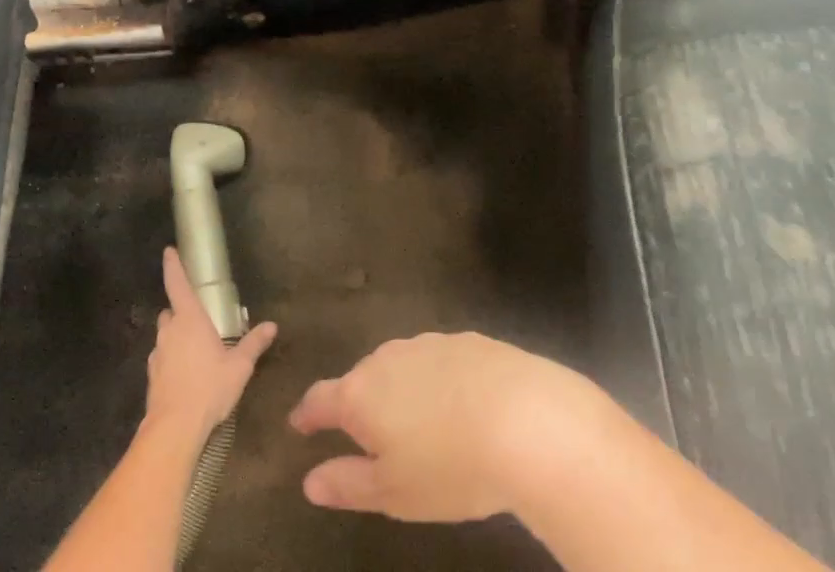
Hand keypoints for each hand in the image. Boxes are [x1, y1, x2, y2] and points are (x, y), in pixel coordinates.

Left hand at [146, 247, 277, 437]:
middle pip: (171, 311)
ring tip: (198, 350)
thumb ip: (254, 344)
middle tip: (202, 320)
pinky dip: (172, 357)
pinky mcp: (152, 374)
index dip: (173, 266)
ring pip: (166, 334)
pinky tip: (187, 373)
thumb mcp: (239, 366)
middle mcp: (169, 330)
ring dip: (177, 335)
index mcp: (189, 320)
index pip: (177, 284)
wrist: (175, 425)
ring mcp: (157, 352)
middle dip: (182, 311)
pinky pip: (163, 356)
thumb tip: (271, 326)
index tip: (169, 251)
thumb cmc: (210, 388)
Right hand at [287, 332, 603, 521]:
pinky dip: (443, 380)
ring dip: (403, 389)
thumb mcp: (394, 493)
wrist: (533, 423)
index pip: (320, 399)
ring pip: (404, 366)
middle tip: (373, 433)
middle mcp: (387, 359)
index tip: (301, 424)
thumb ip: (347, 484)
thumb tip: (310, 481)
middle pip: (362, 379)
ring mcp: (431, 345)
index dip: (308, 414)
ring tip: (422, 420)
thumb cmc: (452, 467)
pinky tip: (466, 404)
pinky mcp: (472, 340)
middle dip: (361, 402)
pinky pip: (444, 362)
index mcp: (360, 394)